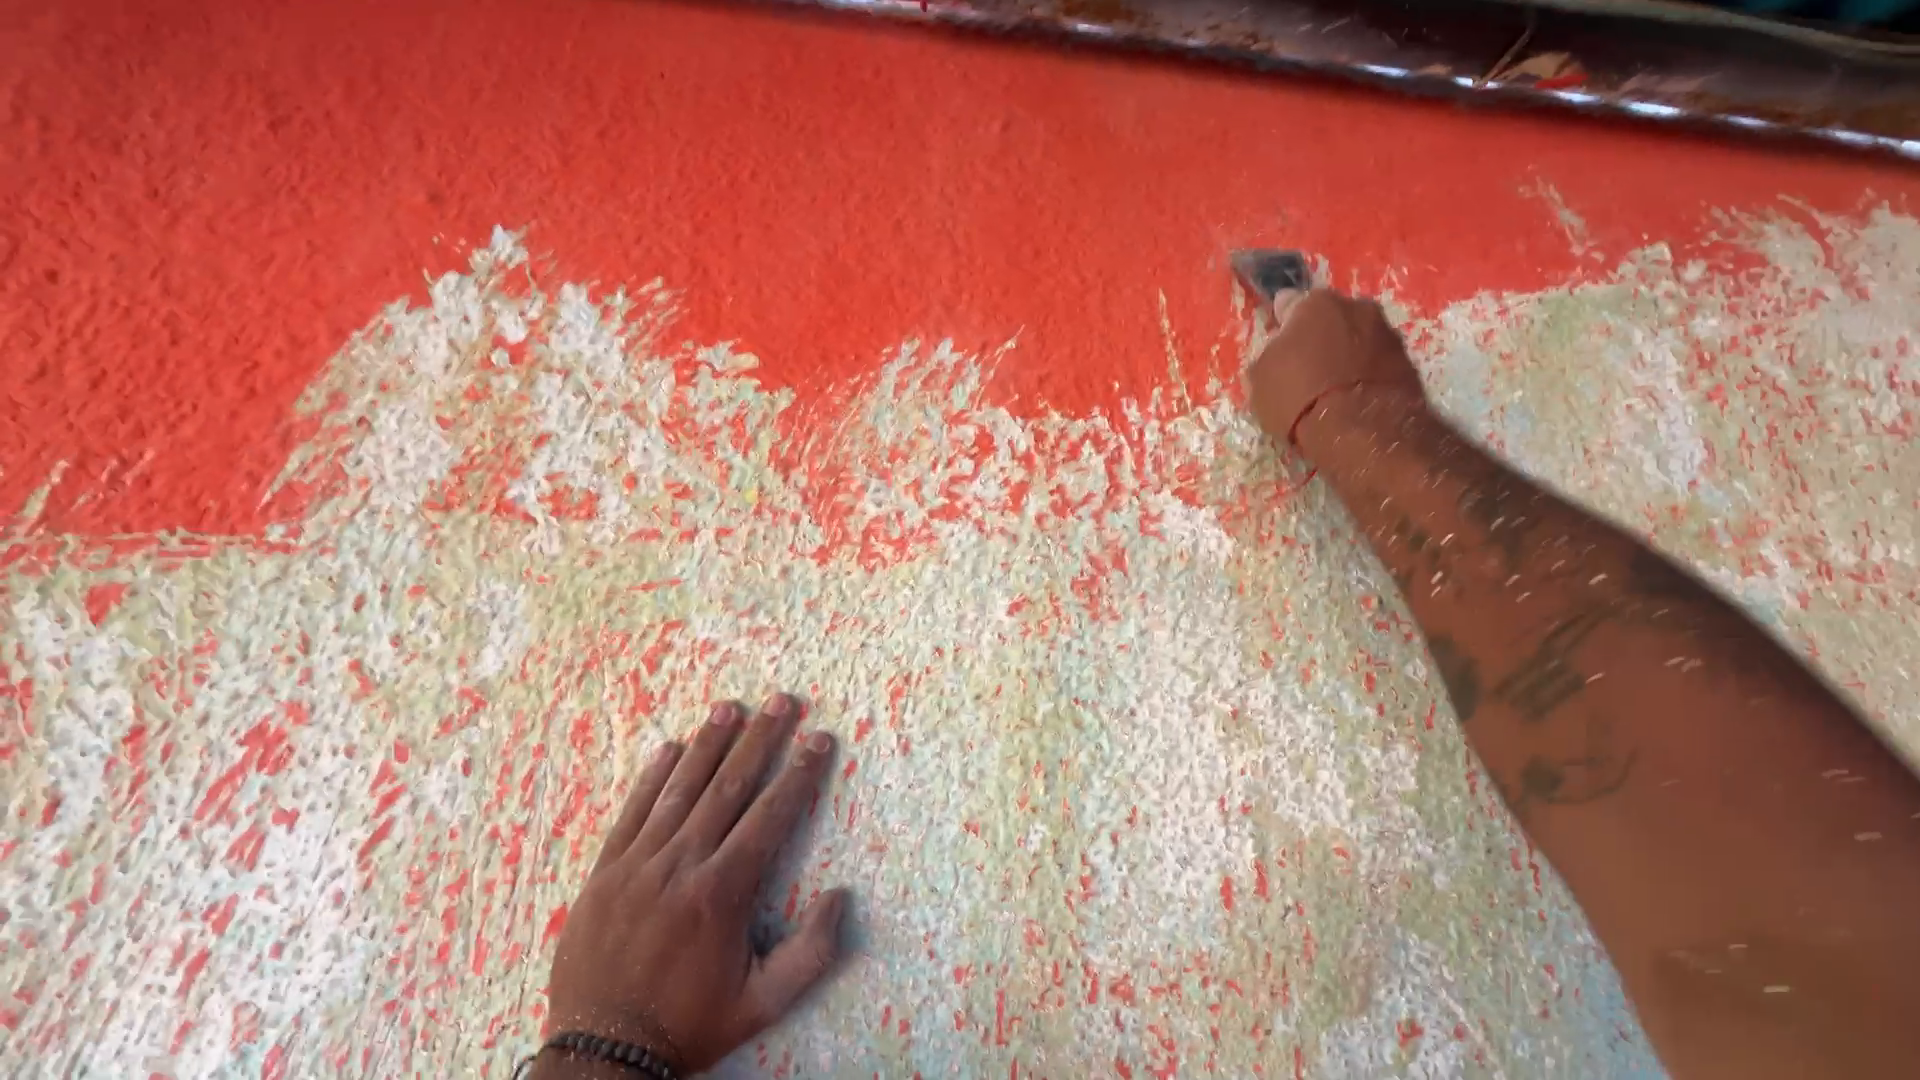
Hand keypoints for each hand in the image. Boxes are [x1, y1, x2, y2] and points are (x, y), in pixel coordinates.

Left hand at [540, 694, 845, 1075]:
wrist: (601, 1051)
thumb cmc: (690, 1024)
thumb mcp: (763, 1004)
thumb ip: (811, 953)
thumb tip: (840, 896)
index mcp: (722, 893)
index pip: (771, 816)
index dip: (800, 773)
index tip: (819, 738)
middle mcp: (682, 866)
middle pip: (729, 788)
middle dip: (761, 740)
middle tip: (782, 702)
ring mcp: (638, 864)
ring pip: (681, 790)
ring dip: (709, 744)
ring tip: (730, 708)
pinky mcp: (605, 871)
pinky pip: (633, 812)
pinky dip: (653, 777)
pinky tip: (670, 747)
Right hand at [1245, 288, 1425, 445]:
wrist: (1361, 430)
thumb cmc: (1299, 398)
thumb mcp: (1260, 379)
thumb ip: (1269, 354)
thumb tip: (1278, 349)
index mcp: (1315, 303)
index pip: (1289, 303)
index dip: (1280, 324)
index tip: (1275, 344)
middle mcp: (1356, 307)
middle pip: (1329, 317)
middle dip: (1318, 336)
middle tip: (1304, 367)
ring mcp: (1387, 333)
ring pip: (1356, 338)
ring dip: (1345, 355)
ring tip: (1331, 388)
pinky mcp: (1408, 362)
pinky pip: (1376, 362)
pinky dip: (1365, 374)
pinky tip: (1352, 398)